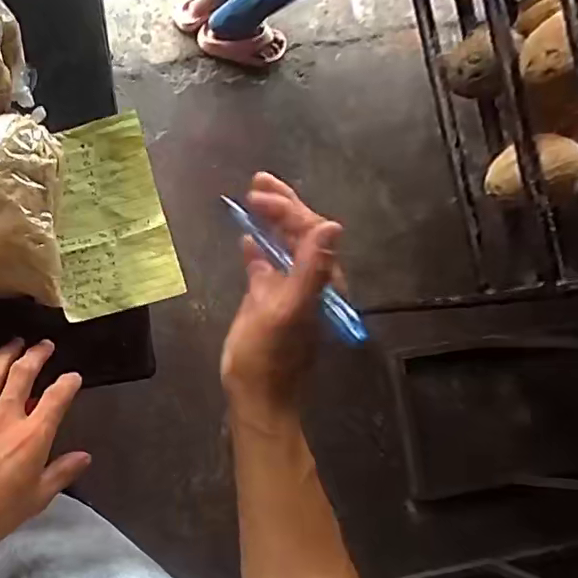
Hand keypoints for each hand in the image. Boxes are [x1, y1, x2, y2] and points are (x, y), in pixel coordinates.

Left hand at [0, 340, 90, 577]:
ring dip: (5, 355)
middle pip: (23, 374)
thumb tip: (83, 457)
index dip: (68, 383)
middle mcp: (6, 418)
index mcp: (32, 436)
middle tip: (45, 345)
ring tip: (14, 343)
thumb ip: (61, 473)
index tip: (74, 377)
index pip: (56, 399)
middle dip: (36, 355)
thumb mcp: (37, 498)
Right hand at [220, 173, 341, 425]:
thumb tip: (329, 226)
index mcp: (319, 280)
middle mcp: (309, 281)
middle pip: (300, 233)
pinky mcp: (269, 303)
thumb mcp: (286, 312)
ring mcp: (288, 292)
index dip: (287, 209)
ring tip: (252, 199)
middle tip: (256, 182)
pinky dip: (259, 249)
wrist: (257, 395)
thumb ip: (310, 270)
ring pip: (284, 246)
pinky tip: (247, 238)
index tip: (257, 194)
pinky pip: (267, 267)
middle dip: (281, 205)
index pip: (310, 232)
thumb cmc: (267, 358)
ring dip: (270, 221)